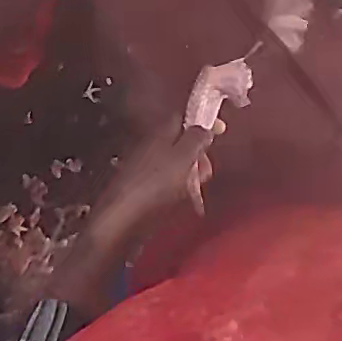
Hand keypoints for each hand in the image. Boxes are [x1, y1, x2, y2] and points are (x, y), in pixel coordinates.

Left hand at [91, 120, 216, 246]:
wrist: (121, 223)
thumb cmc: (155, 186)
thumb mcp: (183, 157)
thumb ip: (197, 139)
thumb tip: (206, 127)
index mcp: (160, 134)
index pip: (183, 118)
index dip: (202, 122)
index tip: (221, 129)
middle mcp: (151, 147)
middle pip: (182, 143)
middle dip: (199, 155)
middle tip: (205, 173)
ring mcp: (146, 169)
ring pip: (177, 165)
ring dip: (191, 175)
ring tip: (196, 193)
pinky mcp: (143, 190)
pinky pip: (168, 183)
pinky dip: (180, 190)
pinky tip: (185, 203)